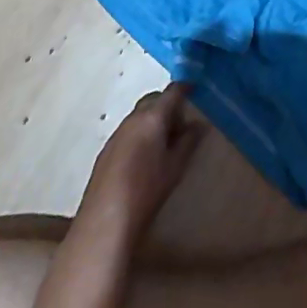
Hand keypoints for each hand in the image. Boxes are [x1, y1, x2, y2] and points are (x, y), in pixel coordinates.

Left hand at [74, 83, 206, 242]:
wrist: (106, 219)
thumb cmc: (146, 190)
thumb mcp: (175, 167)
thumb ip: (189, 142)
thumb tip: (199, 124)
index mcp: (151, 118)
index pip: (171, 92)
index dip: (184, 88)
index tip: (195, 88)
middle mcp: (132, 119)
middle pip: (153, 100)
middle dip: (168, 104)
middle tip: (182, 124)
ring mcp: (117, 133)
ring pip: (139, 115)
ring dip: (154, 119)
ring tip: (165, 143)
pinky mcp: (107, 150)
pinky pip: (128, 130)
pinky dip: (141, 132)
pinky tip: (145, 157)